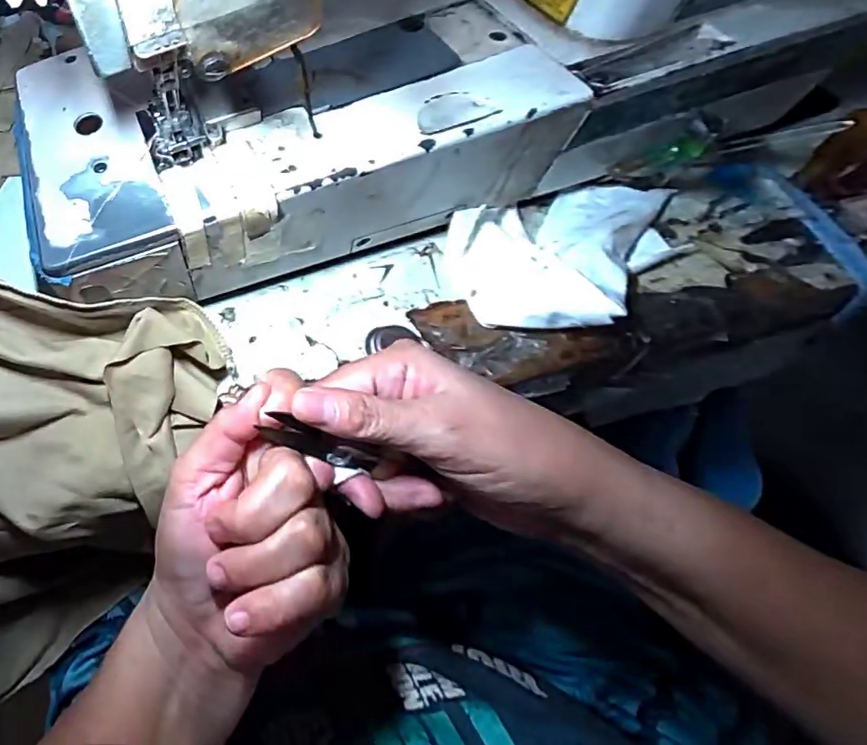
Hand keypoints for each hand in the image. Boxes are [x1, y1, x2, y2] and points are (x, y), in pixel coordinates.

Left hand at [142, 374, 349, 677]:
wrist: (193, 623)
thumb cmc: (186, 542)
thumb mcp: (188, 481)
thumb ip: (223, 434)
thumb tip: (264, 388)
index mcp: (266, 451)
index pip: (296, 405)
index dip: (288, 414)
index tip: (256, 451)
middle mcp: (303, 482)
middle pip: (298, 477)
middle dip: (247, 520)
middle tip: (218, 537)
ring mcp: (324, 531)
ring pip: (306, 535)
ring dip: (249, 568)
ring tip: (223, 577)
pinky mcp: (334, 582)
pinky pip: (313, 586)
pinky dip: (265, 606)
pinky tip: (241, 612)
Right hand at [289, 341, 646, 539]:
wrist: (569, 499)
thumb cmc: (508, 448)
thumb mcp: (434, 429)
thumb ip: (364, 417)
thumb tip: (297, 400)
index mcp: (393, 367)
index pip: (326, 391)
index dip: (311, 428)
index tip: (307, 467)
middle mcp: (391, 393)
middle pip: (336, 430)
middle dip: (354, 468)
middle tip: (373, 498)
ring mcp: (402, 430)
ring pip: (356, 462)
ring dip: (382, 487)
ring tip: (423, 494)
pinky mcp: (412, 461)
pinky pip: (380, 480)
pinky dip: (400, 496)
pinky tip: (434, 498)